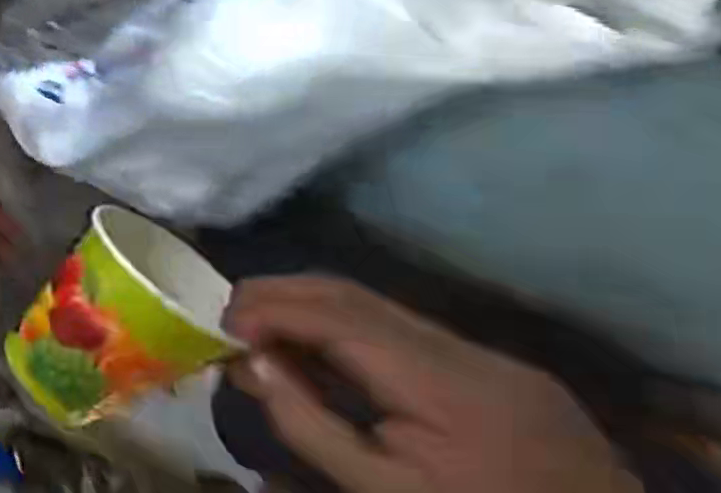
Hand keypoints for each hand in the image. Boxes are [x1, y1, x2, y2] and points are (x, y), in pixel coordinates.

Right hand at [224, 276, 639, 492]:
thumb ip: (310, 426)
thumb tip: (248, 362)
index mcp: (448, 385)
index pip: (336, 315)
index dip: (268, 310)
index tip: (219, 327)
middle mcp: (469, 352)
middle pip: (350, 294)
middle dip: (278, 296)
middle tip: (229, 320)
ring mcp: (490, 359)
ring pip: (373, 304)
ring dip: (308, 307)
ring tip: (265, 334)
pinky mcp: (500, 373)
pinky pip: (402, 331)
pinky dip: (347, 330)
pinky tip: (324, 355)